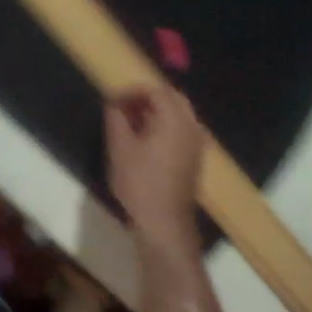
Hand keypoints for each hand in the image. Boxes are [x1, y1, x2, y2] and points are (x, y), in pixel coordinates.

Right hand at [104, 85, 206, 244]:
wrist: (164, 220)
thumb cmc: (139, 182)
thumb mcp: (119, 148)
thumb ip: (116, 119)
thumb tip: (114, 102)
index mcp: (175, 120)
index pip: (157, 91)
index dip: (134, 91)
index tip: (114, 100)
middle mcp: (192, 126)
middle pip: (173, 99)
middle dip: (148, 98)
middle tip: (125, 108)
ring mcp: (197, 143)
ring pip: (180, 114)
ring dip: (158, 112)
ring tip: (133, 124)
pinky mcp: (196, 157)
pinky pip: (183, 130)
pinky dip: (166, 126)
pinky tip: (148, 140)